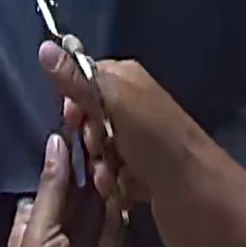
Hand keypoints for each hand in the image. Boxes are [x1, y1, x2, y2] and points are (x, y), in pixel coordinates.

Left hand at [4, 132, 124, 246]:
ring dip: (106, 170)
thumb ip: (51, 188)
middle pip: (81, 174)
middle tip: (94, 129)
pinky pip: (119, 212)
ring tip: (103, 161)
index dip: (65, 143)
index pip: (54, 169)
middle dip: (90, 151)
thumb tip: (56, 139)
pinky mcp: (113, 245)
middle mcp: (65, 216)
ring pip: (102, 188)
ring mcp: (90, 229)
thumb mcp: (38, 234)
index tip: (75, 115)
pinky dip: (121, 194)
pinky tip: (119, 177)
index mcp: (37, 212)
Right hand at [38, 42, 224, 246]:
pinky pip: (114, 172)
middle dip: (85, 134)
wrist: (202, 200)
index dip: (73, 97)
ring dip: (97, 162)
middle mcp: (133, 104)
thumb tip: (43, 46)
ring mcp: (140, 140)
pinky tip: (118, 191)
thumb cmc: (156, 140)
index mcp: (126, 78)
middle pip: (89, 113)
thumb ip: (76, 78)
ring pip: (99, 146)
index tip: (71, 118)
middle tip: (93, 147)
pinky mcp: (144, 174)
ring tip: (108, 178)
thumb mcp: (113, 102)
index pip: (84, 76)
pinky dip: (112, 182)